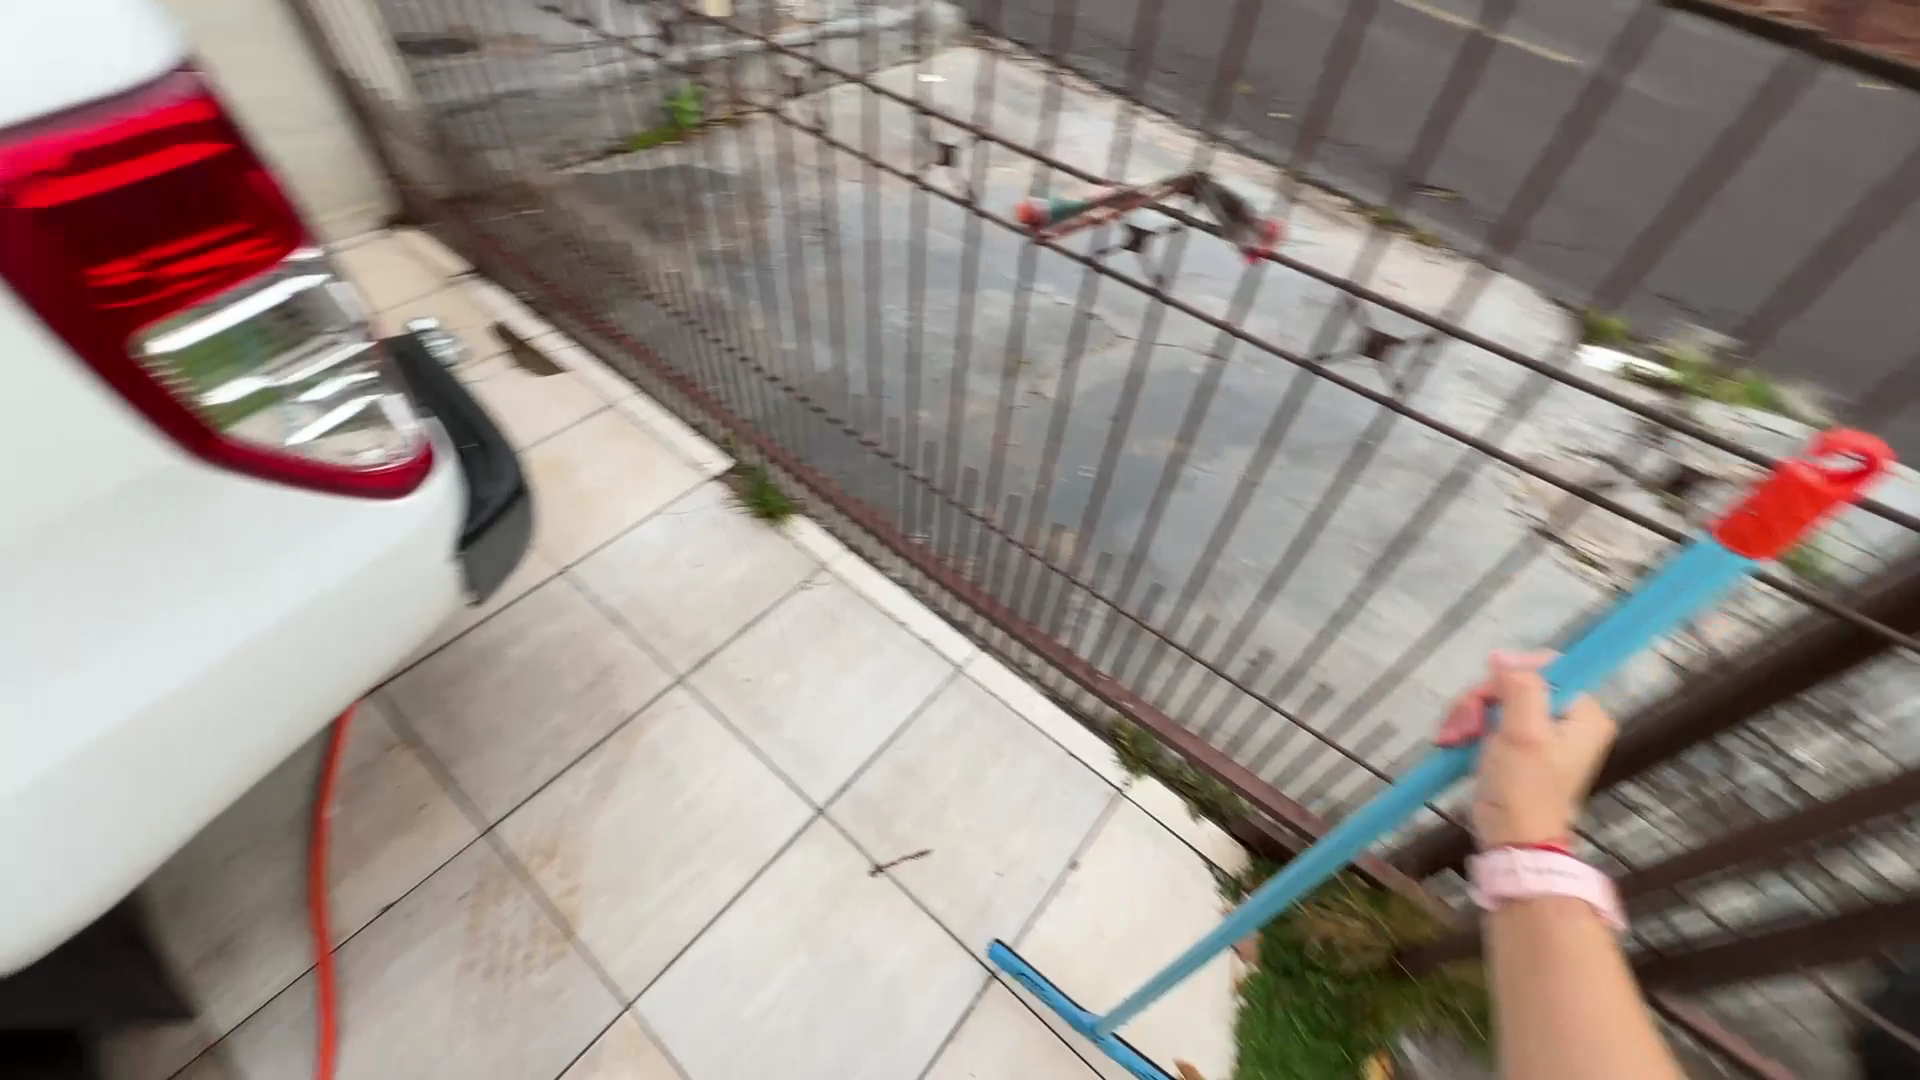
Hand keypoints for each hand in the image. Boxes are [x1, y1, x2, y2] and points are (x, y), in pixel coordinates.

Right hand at [1436, 650, 1616, 847]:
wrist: (1512, 836)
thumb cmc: (1524, 787)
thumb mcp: (1523, 734)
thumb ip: (1520, 689)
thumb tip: (1502, 654)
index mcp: (1583, 714)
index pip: (1547, 667)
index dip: (1510, 673)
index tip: (1484, 696)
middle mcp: (1565, 718)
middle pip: (1512, 682)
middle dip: (1478, 701)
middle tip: (1463, 726)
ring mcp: (1539, 732)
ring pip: (1492, 699)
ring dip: (1465, 715)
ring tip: (1451, 738)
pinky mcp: (1514, 744)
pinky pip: (1485, 717)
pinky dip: (1464, 727)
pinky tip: (1452, 741)